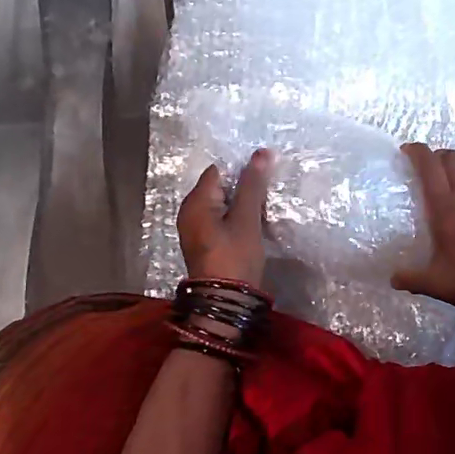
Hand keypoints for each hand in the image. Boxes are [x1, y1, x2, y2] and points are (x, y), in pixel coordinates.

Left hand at [178, 149, 273, 286]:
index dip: (241, 170)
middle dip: (241, 187)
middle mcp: (188, 211)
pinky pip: (218, 220)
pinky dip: (233, 219)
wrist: (224, 301)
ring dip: (239, 205)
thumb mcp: (247, 219)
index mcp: (196, 201)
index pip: (218, 170)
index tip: (264, 179)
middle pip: (218, 186)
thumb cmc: (235, 257)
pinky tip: (249, 227)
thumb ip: (252, 185)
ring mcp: (193, 228)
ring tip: (261, 211)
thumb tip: (261, 152)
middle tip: (265, 196)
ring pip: (219, 204)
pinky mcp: (202, 242)